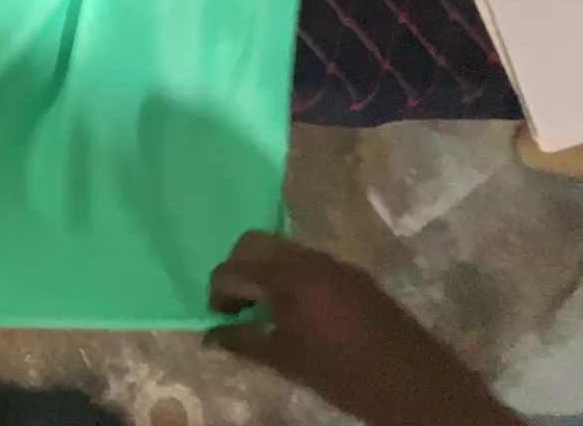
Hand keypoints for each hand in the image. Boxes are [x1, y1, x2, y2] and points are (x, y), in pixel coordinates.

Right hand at [206, 231, 519, 425]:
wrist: (433, 397)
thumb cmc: (352, 378)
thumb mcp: (289, 363)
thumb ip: (242, 342)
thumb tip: (207, 335)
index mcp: (288, 277)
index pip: (232, 270)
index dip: (218, 293)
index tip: (219, 316)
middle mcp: (310, 260)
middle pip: (253, 244)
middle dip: (238, 269)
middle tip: (239, 303)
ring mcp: (339, 267)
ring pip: (284, 250)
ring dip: (267, 271)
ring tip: (270, 307)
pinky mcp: (360, 280)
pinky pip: (311, 264)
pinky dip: (294, 277)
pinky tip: (303, 311)